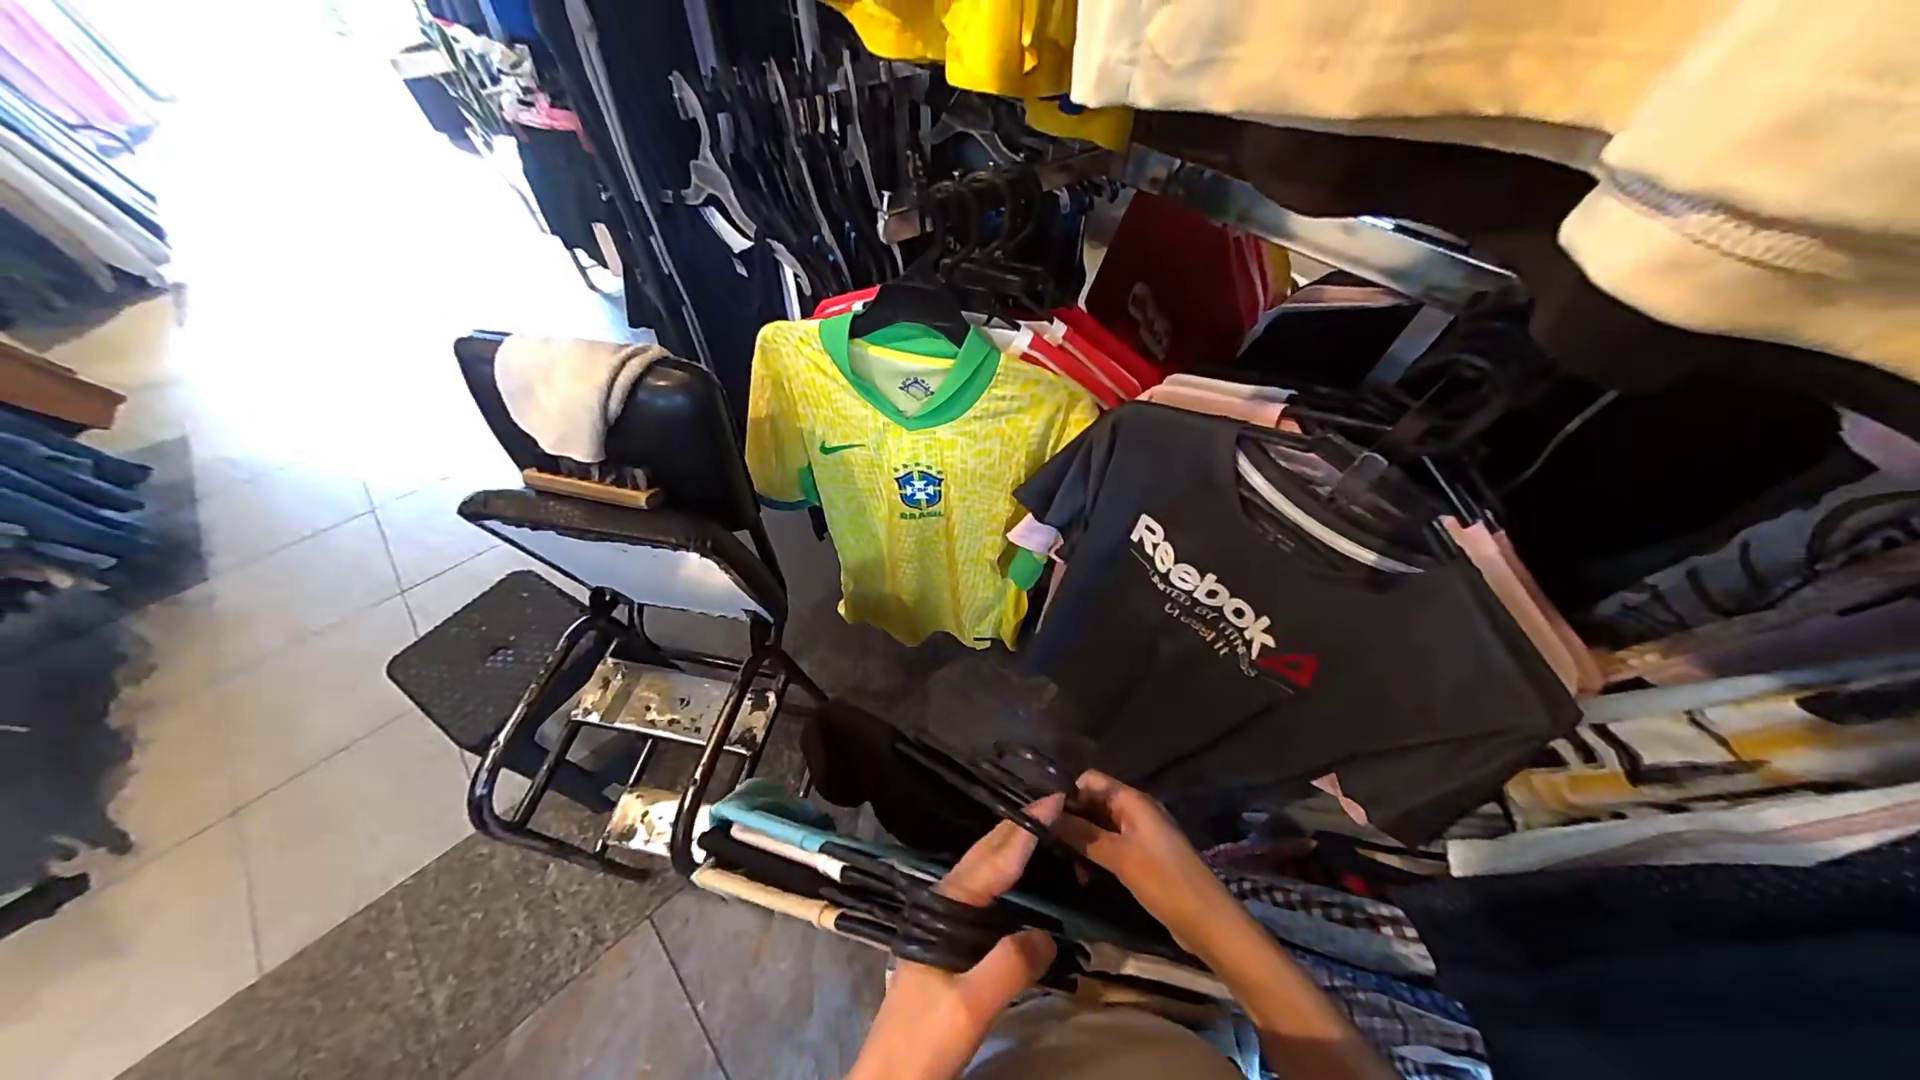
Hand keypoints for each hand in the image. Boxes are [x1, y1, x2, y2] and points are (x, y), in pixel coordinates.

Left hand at [845, 795, 1063, 1079]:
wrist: (889, 1079)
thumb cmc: (924, 1039)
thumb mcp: (970, 1006)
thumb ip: (1009, 965)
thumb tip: (1047, 932)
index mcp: (946, 907)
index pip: (994, 859)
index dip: (1026, 830)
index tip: (1054, 800)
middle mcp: (943, 904)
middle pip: (985, 854)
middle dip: (1017, 827)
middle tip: (1053, 805)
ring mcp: (944, 921)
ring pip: (983, 871)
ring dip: (1011, 847)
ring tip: (1042, 831)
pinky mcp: (950, 941)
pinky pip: (985, 895)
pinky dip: (1007, 876)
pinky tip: (1020, 882)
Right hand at [1053, 770, 1236, 948]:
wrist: (1209, 922)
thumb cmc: (1164, 881)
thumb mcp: (1118, 857)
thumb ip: (1082, 834)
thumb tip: (1045, 815)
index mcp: (1132, 800)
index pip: (1090, 780)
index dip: (1068, 794)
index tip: (1046, 818)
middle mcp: (1136, 810)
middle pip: (1094, 802)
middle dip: (1072, 820)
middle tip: (1050, 845)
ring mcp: (1141, 834)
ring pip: (1101, 826)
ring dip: (1083, 841)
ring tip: (1070, 867)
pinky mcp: (1144, 856)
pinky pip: (1112, 844)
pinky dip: (1097, 855)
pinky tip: (1086, 876)